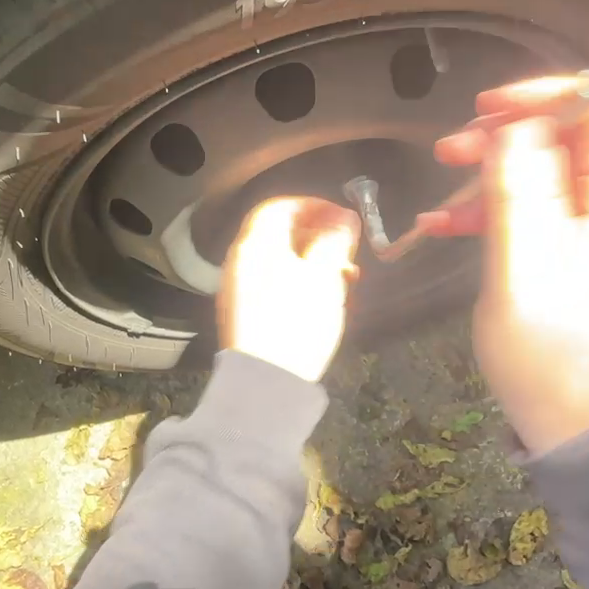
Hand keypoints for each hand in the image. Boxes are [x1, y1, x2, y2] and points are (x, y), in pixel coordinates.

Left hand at [219, 196, 360, 381]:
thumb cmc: (297, 319)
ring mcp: (239, 291)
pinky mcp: (245, 317)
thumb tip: (344, 216)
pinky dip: (302, 286)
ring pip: (281, 264)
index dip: (313, 205)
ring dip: (315, 265)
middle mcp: (240, 262)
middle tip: (349, 252)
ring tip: (346, 282)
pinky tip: (325, 304)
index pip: (279, 207)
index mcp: (255, 244)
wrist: (266, 382)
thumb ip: (335, 240)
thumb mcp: (324, 275)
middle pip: (280, 236)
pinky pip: (275, 287)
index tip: (344, 218)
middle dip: (319, 239)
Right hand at [420, 79, 588, 455]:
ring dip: (497, 165)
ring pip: (552, 169)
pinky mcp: (578, 257)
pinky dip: (498, 206)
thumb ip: (521, 191)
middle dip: (515, 128)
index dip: (558, 92)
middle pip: (577, 134)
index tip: (497, 108)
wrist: (578, 430)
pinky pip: (542, 210)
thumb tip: (516, 127)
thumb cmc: (552, 357)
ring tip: (442, 171)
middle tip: (456, 140)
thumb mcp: (524, 270)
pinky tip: (446, 223)